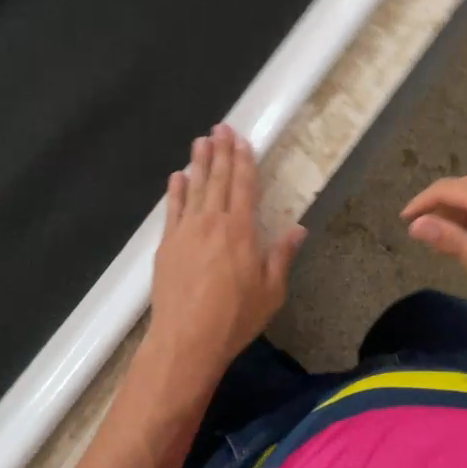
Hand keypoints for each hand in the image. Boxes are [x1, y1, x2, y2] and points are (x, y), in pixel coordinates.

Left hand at [148, 125, 306, 373]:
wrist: (186, 340)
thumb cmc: (234, 317)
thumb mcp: (271, 291)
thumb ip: (282, 255)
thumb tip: (299, 228)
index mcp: (241, 230)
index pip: (243, 185)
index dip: (243, 160)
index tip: (241, 139)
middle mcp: (213, 221)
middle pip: (218, 179)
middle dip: (221, 151)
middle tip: (220, 127)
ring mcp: (186, 230)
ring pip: (195, 187)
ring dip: (199, 162)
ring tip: (201, 141)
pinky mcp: (167, 243)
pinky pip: (172, 209)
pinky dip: (176, 190)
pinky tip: (178, 176)